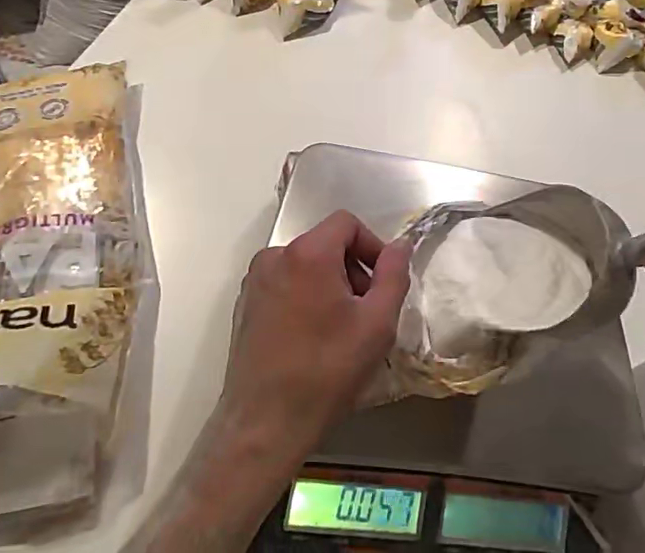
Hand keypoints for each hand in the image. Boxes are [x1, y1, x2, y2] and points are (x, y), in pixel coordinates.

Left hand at [126, 212, 408, 552]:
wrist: (266, 421)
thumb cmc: (327, 371)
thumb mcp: (376, 324)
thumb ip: (393, 275)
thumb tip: (400, 245)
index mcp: (307, 253)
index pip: (346, 223)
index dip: (372, 246)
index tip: (382, 283)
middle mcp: (275, 255)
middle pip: (325, 243)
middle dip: (351, 269)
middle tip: (366, 312)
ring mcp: (255, 279)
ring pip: (304, 264)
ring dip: (329, 284)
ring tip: (340, 329)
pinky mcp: (244, 302)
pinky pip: (283, 283)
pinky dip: (303, 296)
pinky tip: (311, 338)